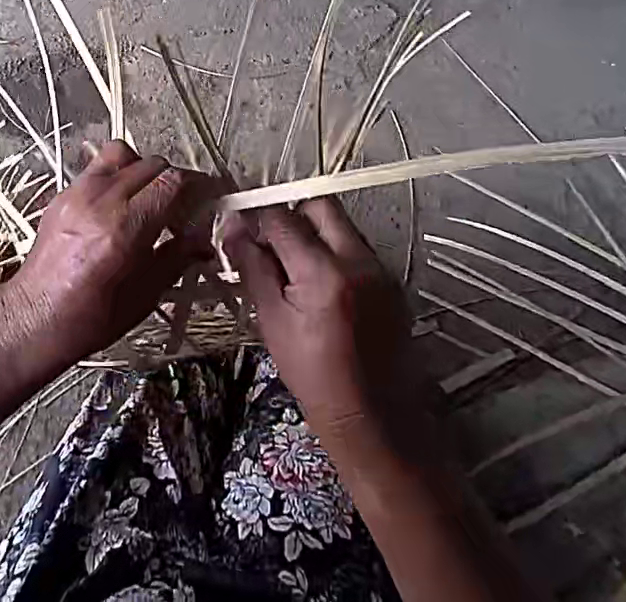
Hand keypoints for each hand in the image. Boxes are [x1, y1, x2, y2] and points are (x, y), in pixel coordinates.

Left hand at [0, 141, 214, 369]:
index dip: (197, 185)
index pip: (172, 182)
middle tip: (181, 206)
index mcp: (125, 229)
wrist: (32, 320)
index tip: (208, 195)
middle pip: (152, 164)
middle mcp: (101, 201)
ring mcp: (77, 193)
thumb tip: (205, 241)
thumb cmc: (90, 318)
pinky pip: (97, 167)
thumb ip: (177, 257)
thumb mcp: (145, 295)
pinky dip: (117, 176)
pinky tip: (119, 205)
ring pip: (122, 153)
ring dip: (143, 169)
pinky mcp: (62, 194)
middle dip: (173, 180)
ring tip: (147, 198)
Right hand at [222, 199, 425, 449]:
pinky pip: (358, 248)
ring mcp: (381, 269)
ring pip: (341, 225)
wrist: (373, 419)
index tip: (243, 234)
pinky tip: (322, 289)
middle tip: (272, 248)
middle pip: (320, 206)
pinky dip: (335, 254)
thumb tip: (233, 228)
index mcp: (325, 273)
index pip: (282, 219)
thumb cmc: (314, 377)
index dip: (256, 220)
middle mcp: (359, 260)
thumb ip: (253, 267)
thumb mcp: (272, 322)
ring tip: (296, 272)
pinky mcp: (392, 281)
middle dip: (291, 217)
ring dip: (314, 234)